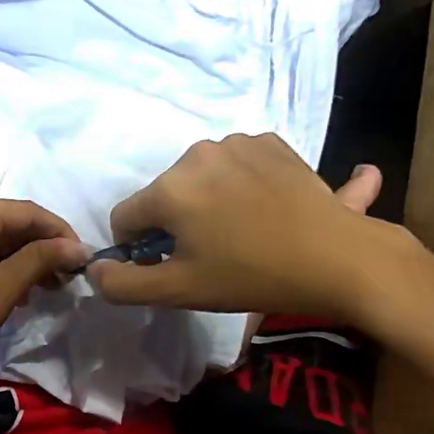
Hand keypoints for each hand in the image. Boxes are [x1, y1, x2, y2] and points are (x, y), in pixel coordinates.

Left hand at [0, 198, 89, 398]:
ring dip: (19, 256)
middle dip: (38, 246)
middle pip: (4, 221)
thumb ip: (44, 258)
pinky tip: (20, 284)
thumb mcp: (6, 286)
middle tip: (67, 272)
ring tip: (48, 283)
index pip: (21, 212)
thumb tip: (80, 248)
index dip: (57, 231)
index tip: (83, 253)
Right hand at [87, 133, 409, 322]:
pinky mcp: (271, 142)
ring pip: (198, 179)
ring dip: (205, 203)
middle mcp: (197, 152)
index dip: (138, 249)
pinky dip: (237, 185)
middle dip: (174, 224)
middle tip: (209, 255)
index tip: (169, 267)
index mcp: (171, 187)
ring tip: (239, 232)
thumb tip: (94, 270)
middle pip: (163, 196)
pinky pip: (234, 165)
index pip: (126, 218)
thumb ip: (123, 284)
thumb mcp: (178, 291)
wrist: (340, 258)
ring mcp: (238, 142)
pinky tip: (263, 210)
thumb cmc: (252, 277)